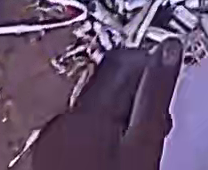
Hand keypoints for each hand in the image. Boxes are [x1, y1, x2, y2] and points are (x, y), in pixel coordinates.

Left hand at [32, 42, 181, 169]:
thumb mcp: (143, 146)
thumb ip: (156, 93)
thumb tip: (170, 49)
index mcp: (84, 112)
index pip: (122, 57)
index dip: (150, 58)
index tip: (168, 69)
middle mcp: (56, 123)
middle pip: (103, 83)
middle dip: (133, 90)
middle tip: (157, 113)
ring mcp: (42, 148)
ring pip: (89, 110)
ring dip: (116, 116)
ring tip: (135, 141)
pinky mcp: (37, 167)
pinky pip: (72, 135)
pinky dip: (94, 138)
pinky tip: (108, 159)